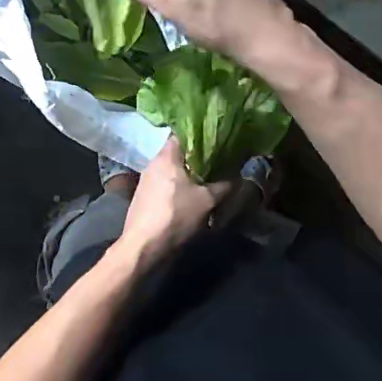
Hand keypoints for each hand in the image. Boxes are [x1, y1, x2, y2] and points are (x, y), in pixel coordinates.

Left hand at [111, 137, 232, 268]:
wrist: (143, 247)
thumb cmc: (175, 216)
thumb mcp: (207, 201)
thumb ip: (224, 185)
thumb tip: (238, 176)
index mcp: (166, 156)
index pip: (184, 133)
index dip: (202, 135)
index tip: (218, 140)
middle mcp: (153, 163)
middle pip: (179, 152)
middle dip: (198, 157)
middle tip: (218, 160)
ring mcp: (146, 180)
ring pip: (172, 169)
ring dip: (188, 173)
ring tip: (208, 179)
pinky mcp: (144, 196)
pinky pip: (165, 182)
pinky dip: (178, 185)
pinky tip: (191, 195)